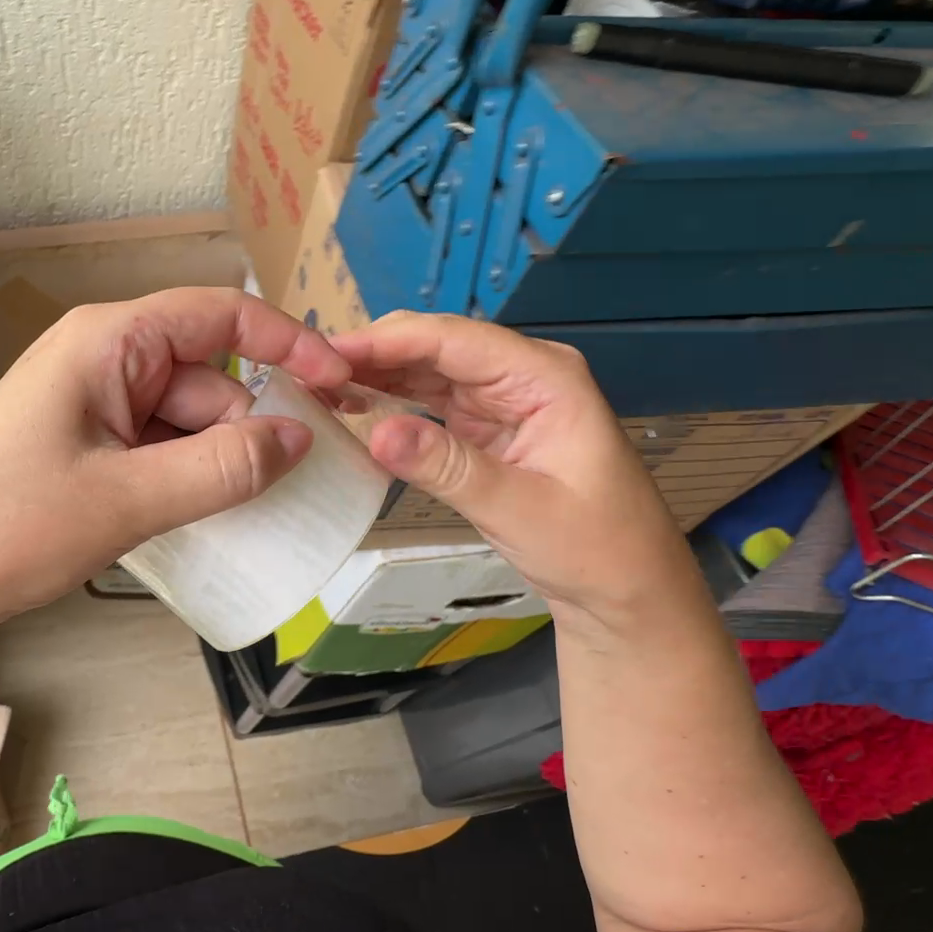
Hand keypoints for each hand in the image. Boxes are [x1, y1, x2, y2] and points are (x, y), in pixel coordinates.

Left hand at [0, 287, 350, 679]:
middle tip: (291, 489)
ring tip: (247, 517)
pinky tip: (206, 521)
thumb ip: (221, 468)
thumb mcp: (127, 501)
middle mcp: (101, 360)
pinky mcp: (83, 448)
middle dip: (251, 425)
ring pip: (184, 421)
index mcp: (107, 342)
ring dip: (218, 462)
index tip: (340, 389)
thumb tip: (300, 437)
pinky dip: (187, 479)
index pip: (219, 315)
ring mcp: (90, 406)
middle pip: (206, 376)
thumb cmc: (5, 528)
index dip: (287, 343)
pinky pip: (156, 451)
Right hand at [331, 312, 704, 625]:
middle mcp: (519, 375)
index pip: (452, 340)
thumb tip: (375, 432)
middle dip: (372, 353)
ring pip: (424, 370)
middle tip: (308, 371)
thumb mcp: (519, 509)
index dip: (385, 342)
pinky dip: (389, 402)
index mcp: (543, 376)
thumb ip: (448, 468)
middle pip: (433, 345)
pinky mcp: (483, 426)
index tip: (325, 354)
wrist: (625, 592)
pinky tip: (351, 405)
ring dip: (374, 374)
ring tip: (317, 385)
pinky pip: (427, 401)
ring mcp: (500, 399)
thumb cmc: (594, 548)